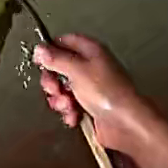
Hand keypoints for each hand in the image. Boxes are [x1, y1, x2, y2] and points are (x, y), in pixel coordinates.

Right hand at [33, 34, 167, 160]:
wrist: (127, 125)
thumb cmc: (109, 94)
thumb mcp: (76, 70)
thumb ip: (55, 58)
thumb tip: (40, 49)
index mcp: (91, 51)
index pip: (64, 42)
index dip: (50, 51)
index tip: (42, 62)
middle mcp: (91, 67)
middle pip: (59, 67)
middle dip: (52, 81)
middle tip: (55, 88)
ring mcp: (91, 88)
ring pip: (62, 89)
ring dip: (60, 99)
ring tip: (68, 105)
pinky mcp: (90, 106)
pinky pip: (70, 105)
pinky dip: (68, 112)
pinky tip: (74, 116)